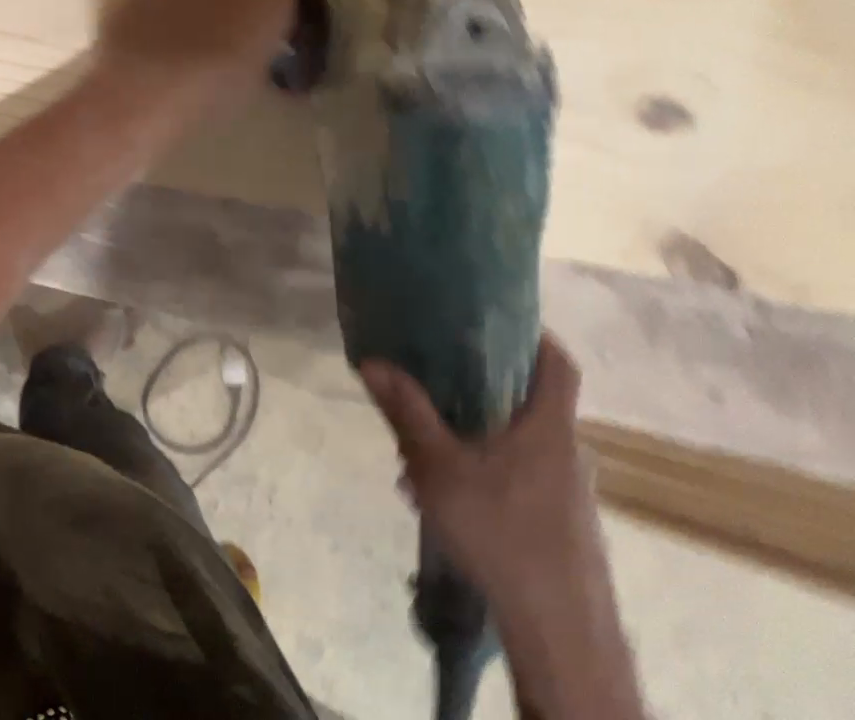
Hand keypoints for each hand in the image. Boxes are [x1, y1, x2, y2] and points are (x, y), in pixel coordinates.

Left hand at [97, 0, 293, 91]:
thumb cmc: (200, 100)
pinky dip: (149, 13)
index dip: (261, 25)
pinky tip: (135, 43)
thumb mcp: (246, 89)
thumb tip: (243, 54)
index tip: (248, 49)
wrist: (138, 91)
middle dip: (222, 15)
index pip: (276, 2)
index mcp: (269, 6)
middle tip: (204, 53)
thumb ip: (253, 59)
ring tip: (162, 53)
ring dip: (184, 12)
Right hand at [359, 337, 603, 622]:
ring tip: (417, 456)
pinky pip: (512, 476)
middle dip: (473, 394)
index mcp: (546, 426)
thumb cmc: (500, 527)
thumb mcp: (438, 465)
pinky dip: (476, 472)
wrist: (556, 618)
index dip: (533, 336)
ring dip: (466, 440)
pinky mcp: (557, 520)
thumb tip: (372, 361)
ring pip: (511, 444)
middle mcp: (564, 450)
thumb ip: (407, 412)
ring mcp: (564, 488)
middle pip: (524, 403)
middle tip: (427, 390)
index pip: (557, 364)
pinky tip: (438, 499)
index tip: (496, 320)